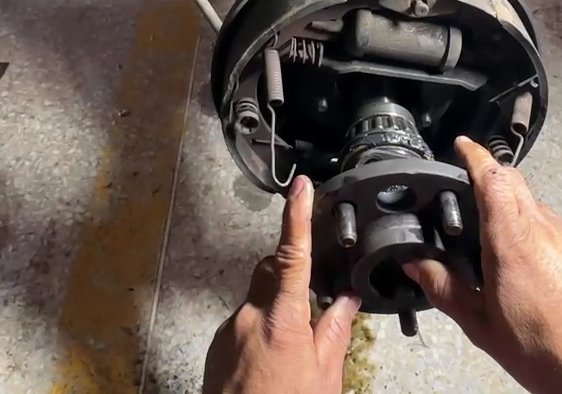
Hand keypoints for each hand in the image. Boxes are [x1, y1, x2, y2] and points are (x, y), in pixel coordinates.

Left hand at [203, 175, 362, 393]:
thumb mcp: (324, 380)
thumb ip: (334, 332)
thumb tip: (345, 299)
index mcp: (282, 321)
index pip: (292, 253)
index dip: (297, 214)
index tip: (301, 186)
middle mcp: (250, 317)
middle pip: (271, 270)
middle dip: (290, 272)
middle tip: (311, 299)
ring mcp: (229, 330)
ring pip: (257, 297)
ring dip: (276, 307)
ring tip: (291, 348)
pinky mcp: (216, 346)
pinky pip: (242, 320)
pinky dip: (259, 328)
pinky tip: (270, 362)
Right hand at [405, 138, 561, 393]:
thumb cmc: (549, 356)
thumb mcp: (482, 326)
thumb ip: (444, 288)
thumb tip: (415, 264)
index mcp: (512, 241)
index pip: (492, 177)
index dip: (475, 155)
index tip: (463, 145)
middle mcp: (546, 229)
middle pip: (516, 183)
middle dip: (493, 182)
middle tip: (476, 198)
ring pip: (538, 209)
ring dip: (520, 219)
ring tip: (509, 257)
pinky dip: (545, 242)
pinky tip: (542, 277)